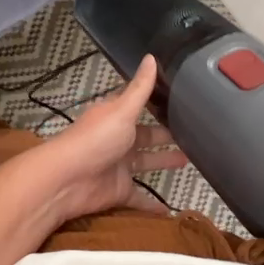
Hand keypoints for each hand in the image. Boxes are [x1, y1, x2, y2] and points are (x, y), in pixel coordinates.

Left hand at [25, 55, 188, 222]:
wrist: (67, 180)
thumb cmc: (95, 139)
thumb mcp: (121, 110)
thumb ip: (140, 89)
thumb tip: (152, 55)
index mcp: (116, 116)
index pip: (139, 105)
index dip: (158, 102)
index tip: (183, 97)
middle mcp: (118, 139)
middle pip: (147, 135)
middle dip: (167, 134)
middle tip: (196, 133)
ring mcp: (119, 166)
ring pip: (147, 162)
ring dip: (165, 161)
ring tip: (193, 160)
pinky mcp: (120, 190)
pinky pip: (140, 197)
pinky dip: (153, 204)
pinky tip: (172, 209)